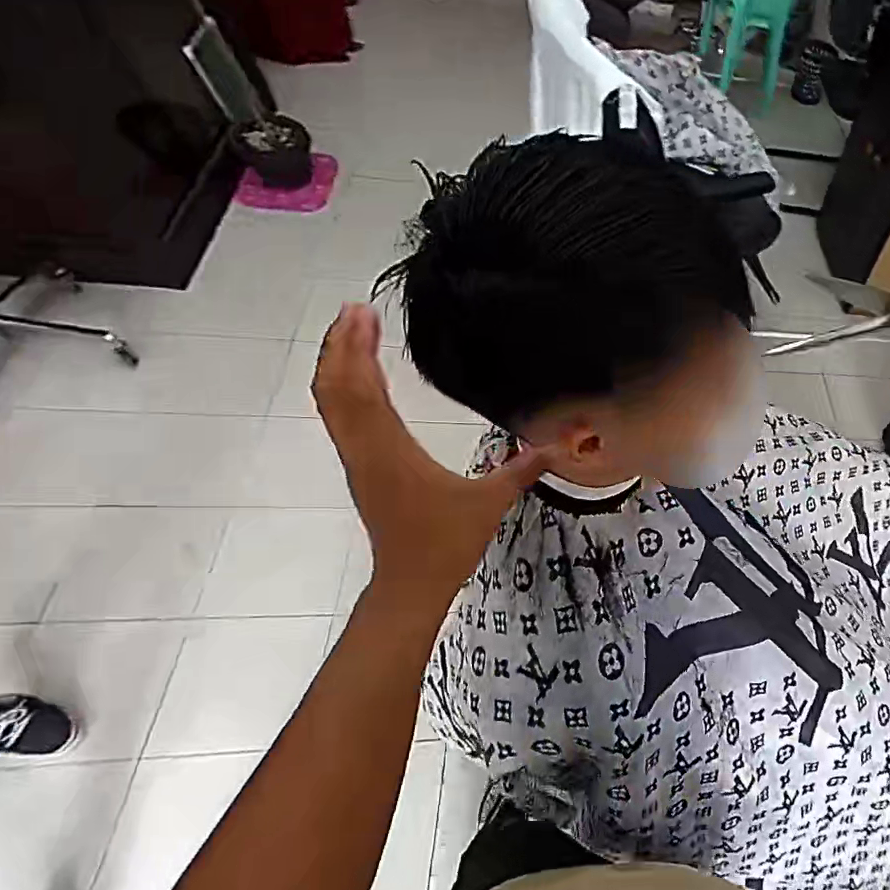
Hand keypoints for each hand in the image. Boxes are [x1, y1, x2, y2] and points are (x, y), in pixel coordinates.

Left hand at [313, 304, 548, 598]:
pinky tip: (358, 379)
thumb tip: (557, 444)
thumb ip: (521, 468)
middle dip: (341, 344)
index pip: (363, 389)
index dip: (357, 348)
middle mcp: (365, 448)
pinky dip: (342, 389)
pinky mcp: (361, 468)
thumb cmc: (447, 541)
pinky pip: (341, 418)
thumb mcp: (491, 502)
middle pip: (336, 387)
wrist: (411, 580)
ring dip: (336, 364)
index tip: (363, 313)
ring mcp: (358, 458)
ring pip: (332, 402)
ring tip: (350, 332)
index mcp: (392, 451)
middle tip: (355, 309)